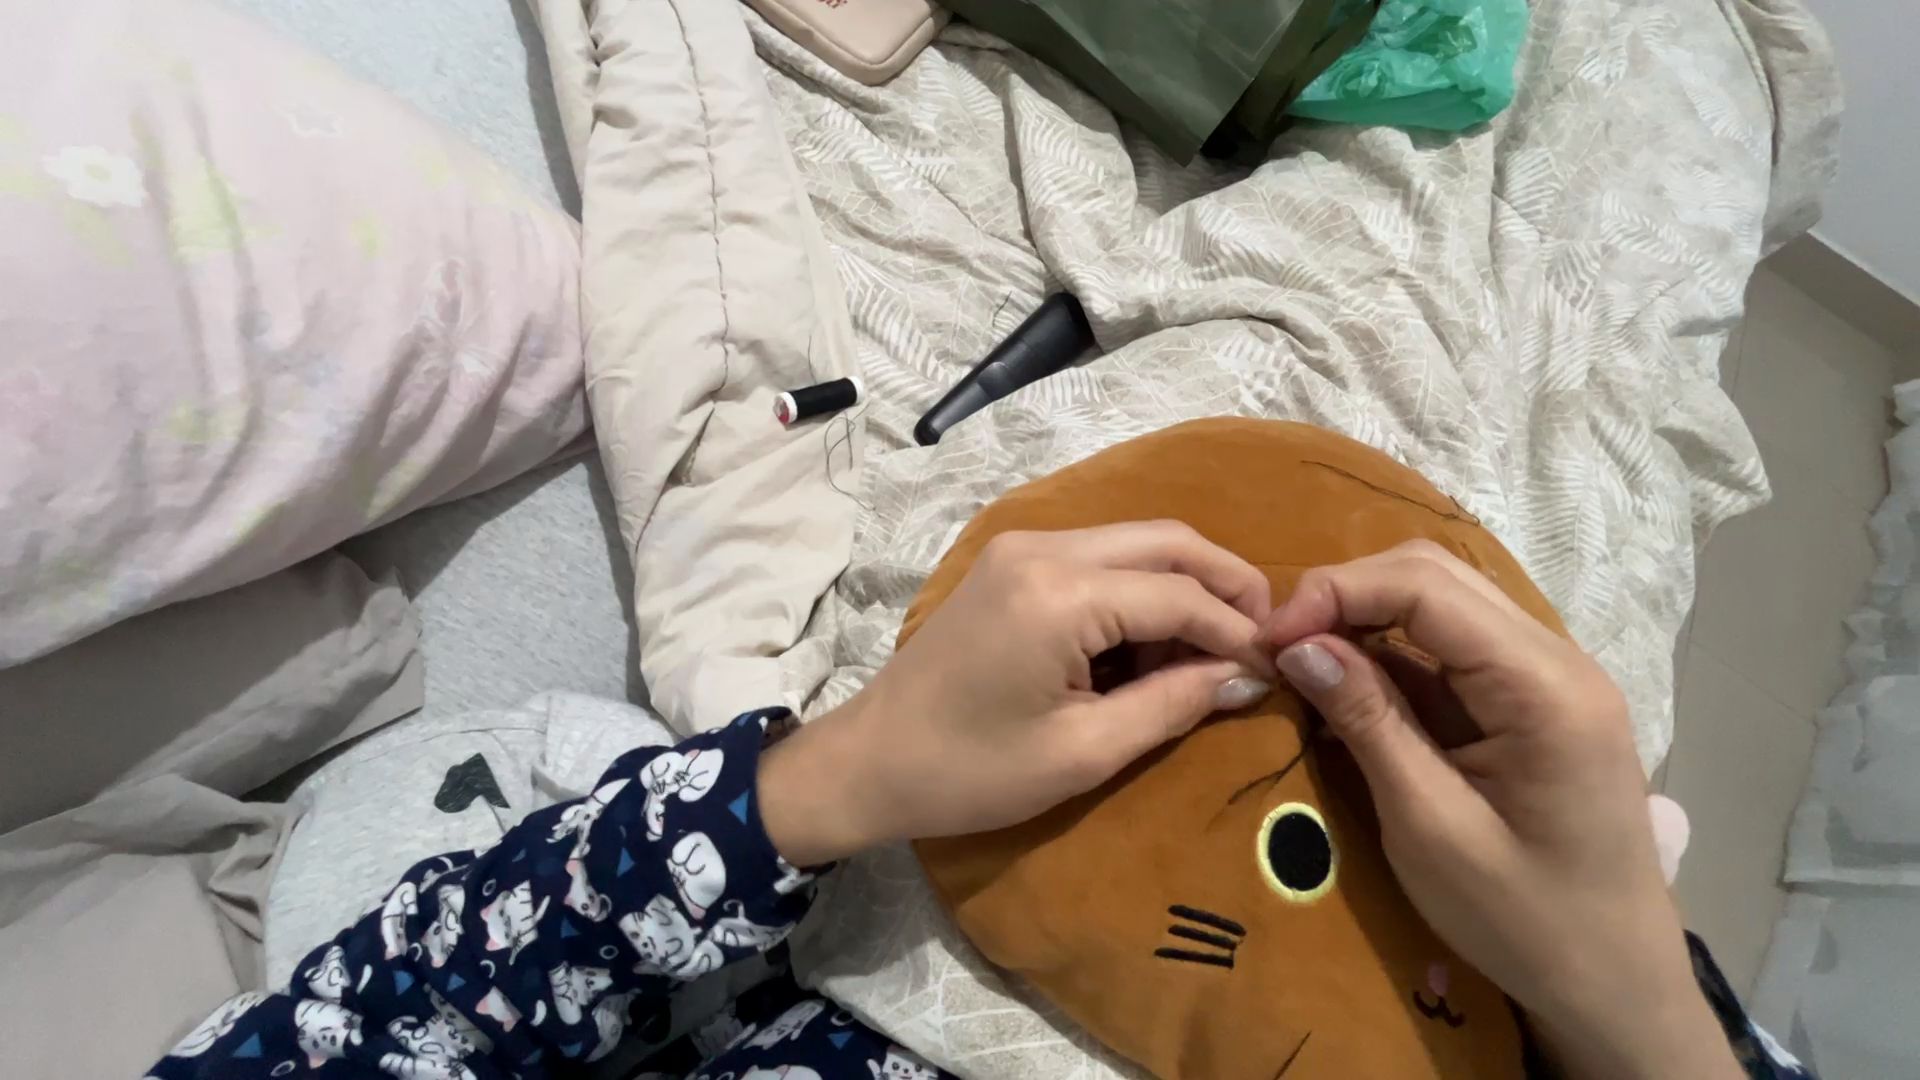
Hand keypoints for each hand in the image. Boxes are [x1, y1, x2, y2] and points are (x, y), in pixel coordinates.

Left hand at [758, 522, 1274, 865]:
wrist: (872, 757)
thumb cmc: (971, 771)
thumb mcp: (1084, 751)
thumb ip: (1173, 704)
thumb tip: (1245, 676)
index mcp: (1060, 593)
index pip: (1181, 593)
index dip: (1239, 630)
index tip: (1278, 669)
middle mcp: (1042, 547)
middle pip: (1164, 541)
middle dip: (1223, 583)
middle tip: (1261, 640)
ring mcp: (1020, 547)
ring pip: (1132, 543)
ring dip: (1178, 586)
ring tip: (1203, 652)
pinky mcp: (1008, 562)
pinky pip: (1095, 559)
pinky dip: (1134, 590)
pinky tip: (1145, 641)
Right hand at [1260, 540, 1739, 1079]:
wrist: (1612, 985)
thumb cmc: (1525, 918)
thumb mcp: (1428, 825)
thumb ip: (1368, 721)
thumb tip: (1297, 645)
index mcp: (1545, 688)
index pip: (1426, 587)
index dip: (1335, 592)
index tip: (1270, 638)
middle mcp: (1552, 659)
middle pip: (1431, 574)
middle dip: (1343, 593)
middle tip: (1280, 644)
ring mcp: (1540, 674)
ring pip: (1434, 596)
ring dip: (1359, 614)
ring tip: (1302, 657)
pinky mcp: (1519, 695)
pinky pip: (1440, 640)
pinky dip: (1380, 646)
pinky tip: (1343, 679)